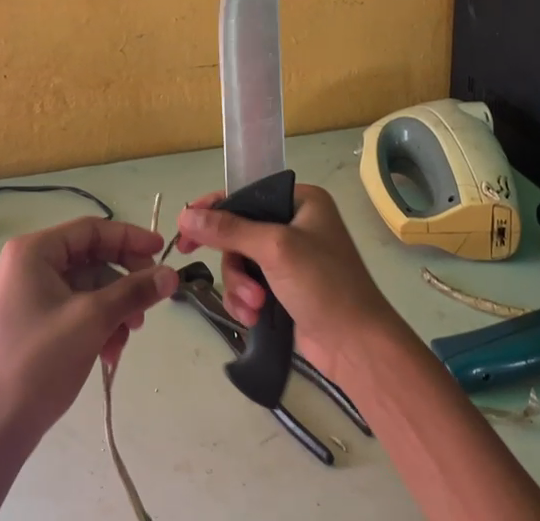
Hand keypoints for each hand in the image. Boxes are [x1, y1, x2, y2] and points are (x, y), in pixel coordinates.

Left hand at [0, 216, 177, 447]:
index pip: (91, 230)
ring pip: (87, 287)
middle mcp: (28, 266)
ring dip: (114, 308)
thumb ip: (134, 291)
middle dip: (124, 281)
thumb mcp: (92, 320)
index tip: (163, 252)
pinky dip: (98, 324)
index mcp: (33, 252)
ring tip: (128, 337)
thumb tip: (171, 274)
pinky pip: (75, 309)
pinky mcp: (32, 323)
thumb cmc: (39, 362)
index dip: (130, 238)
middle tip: (150, 302)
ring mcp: (28, 296)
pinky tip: (110, 351)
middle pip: (91, 259)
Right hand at [175, 184, 404, 378]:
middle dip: (236, 266)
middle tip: (239, 286)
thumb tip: (185, 216)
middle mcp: (295, 224)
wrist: (356, 345)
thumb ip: (229, 230)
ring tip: (254, 307)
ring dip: (240, 288)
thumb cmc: (324, 285)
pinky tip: (254, 318)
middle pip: (238, 234)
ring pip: (241, 264)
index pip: (246, 194)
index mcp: (301, 201)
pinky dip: (246, 301)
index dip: (214, 209)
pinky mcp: (285, 288)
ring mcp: (291, 258)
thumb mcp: (275, 249)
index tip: (184, 228)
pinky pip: (249, 285)